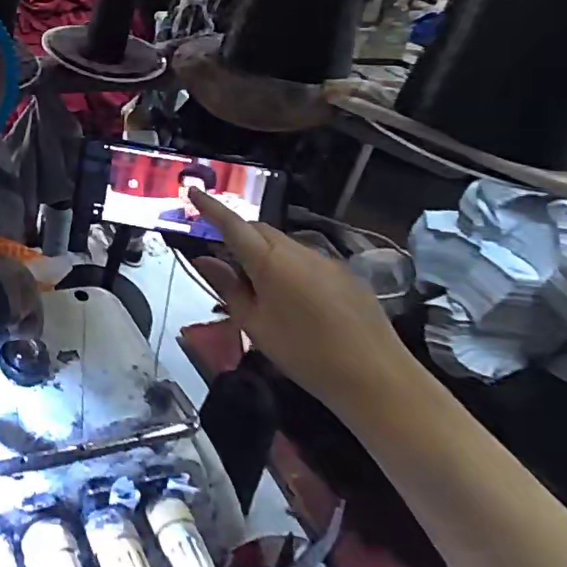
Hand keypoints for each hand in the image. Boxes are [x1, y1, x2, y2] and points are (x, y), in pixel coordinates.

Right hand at [188, 188, 414, 412]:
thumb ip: (228, 287)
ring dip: (266, 255)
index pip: (232, 224)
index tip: (194, 192)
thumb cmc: (303, 354)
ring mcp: (324, 259)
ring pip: (285, 245)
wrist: (373, 374)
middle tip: (226, 262)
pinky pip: (308, 260)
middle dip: (239, 236)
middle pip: (260, 230)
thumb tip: (204, 259)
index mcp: (268, 261)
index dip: (211, 208)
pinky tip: (298, 302)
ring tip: (262, 291)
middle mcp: (296, 250)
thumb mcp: (256, 325)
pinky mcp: (345, 272)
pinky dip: (292, 268)